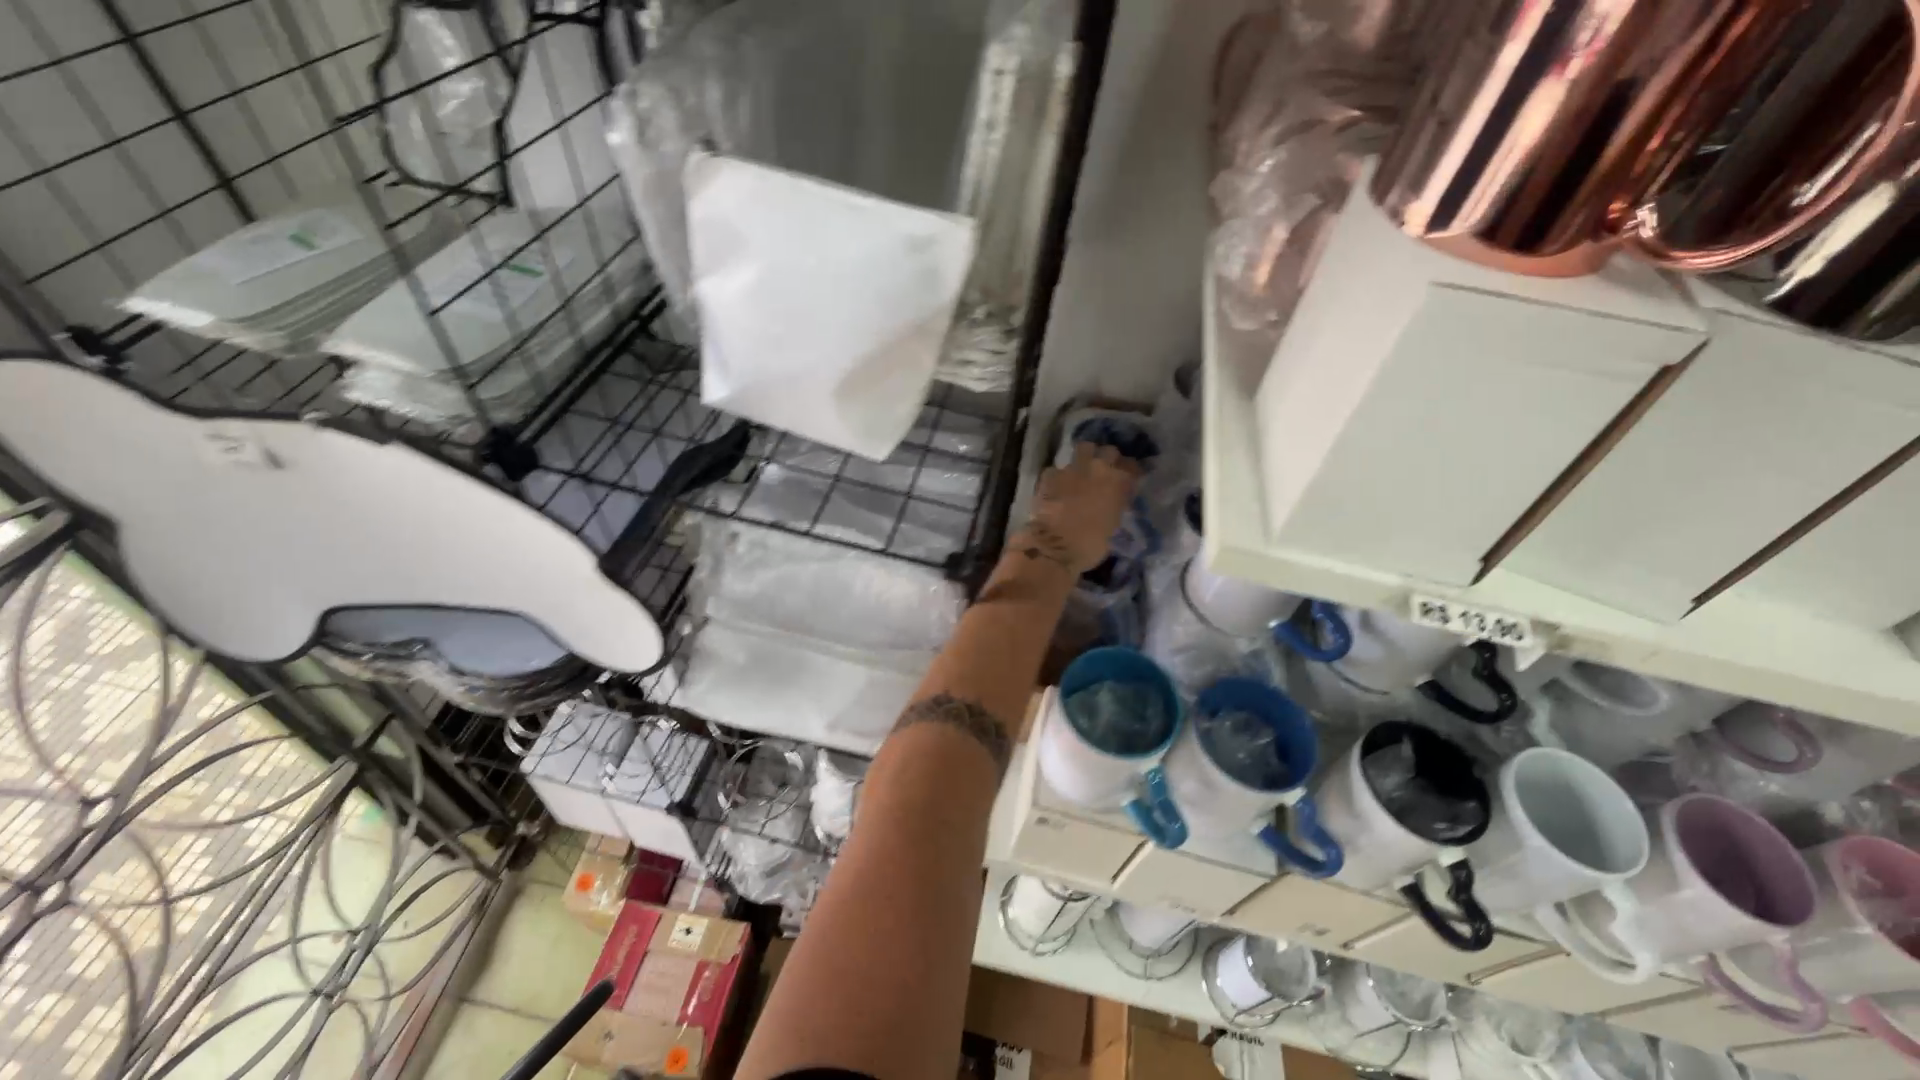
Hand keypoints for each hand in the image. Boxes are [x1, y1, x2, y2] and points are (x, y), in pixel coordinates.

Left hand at [1018, 442, 1142, 574]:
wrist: (1056, 547)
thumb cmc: (1091, 545)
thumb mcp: (1114, 525)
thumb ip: (1116, 504)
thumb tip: (1114, 499)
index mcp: (1119, 482)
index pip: (1132, 466)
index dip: (1130, 471)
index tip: (1128, 477)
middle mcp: (1098, 468)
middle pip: (1109, 451)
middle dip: (1108, 458)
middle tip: (1104, 470)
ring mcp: (1073, 468)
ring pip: (1084, 449)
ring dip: (1085, 457)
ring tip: (1082, 469)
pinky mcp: (1051, 474)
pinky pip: (1058, 468)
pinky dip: (1059, 476)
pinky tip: (1056, 486)